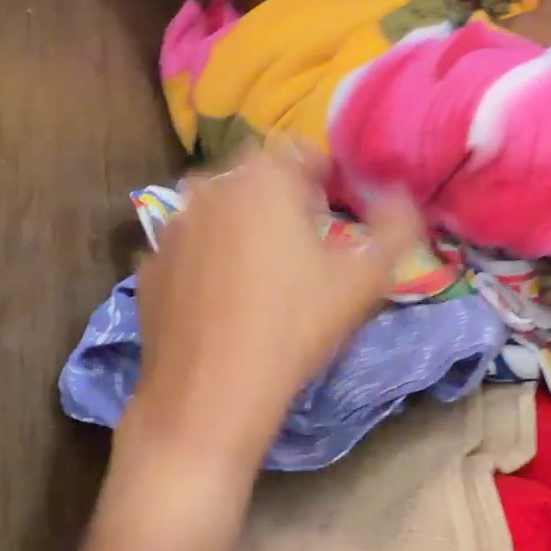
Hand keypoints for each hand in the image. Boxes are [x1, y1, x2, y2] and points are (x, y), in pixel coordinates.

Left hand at [122, 146, 424, 474]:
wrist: (209, 395)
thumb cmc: (293, 328)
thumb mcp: (364, 280)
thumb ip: (397, 227)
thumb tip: (402, 194)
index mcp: (263, 178)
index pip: (301, 154)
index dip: (324, 178)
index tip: (335, 210)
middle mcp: (210, 188)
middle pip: (255, 178)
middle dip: (281, 198)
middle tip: (305, 240)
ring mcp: (171, 227)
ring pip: (218, 210)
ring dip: (241, 225)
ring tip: (264, 269)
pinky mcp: (148, 266)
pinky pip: (189, 247)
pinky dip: (207, 258)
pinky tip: (223, 297)